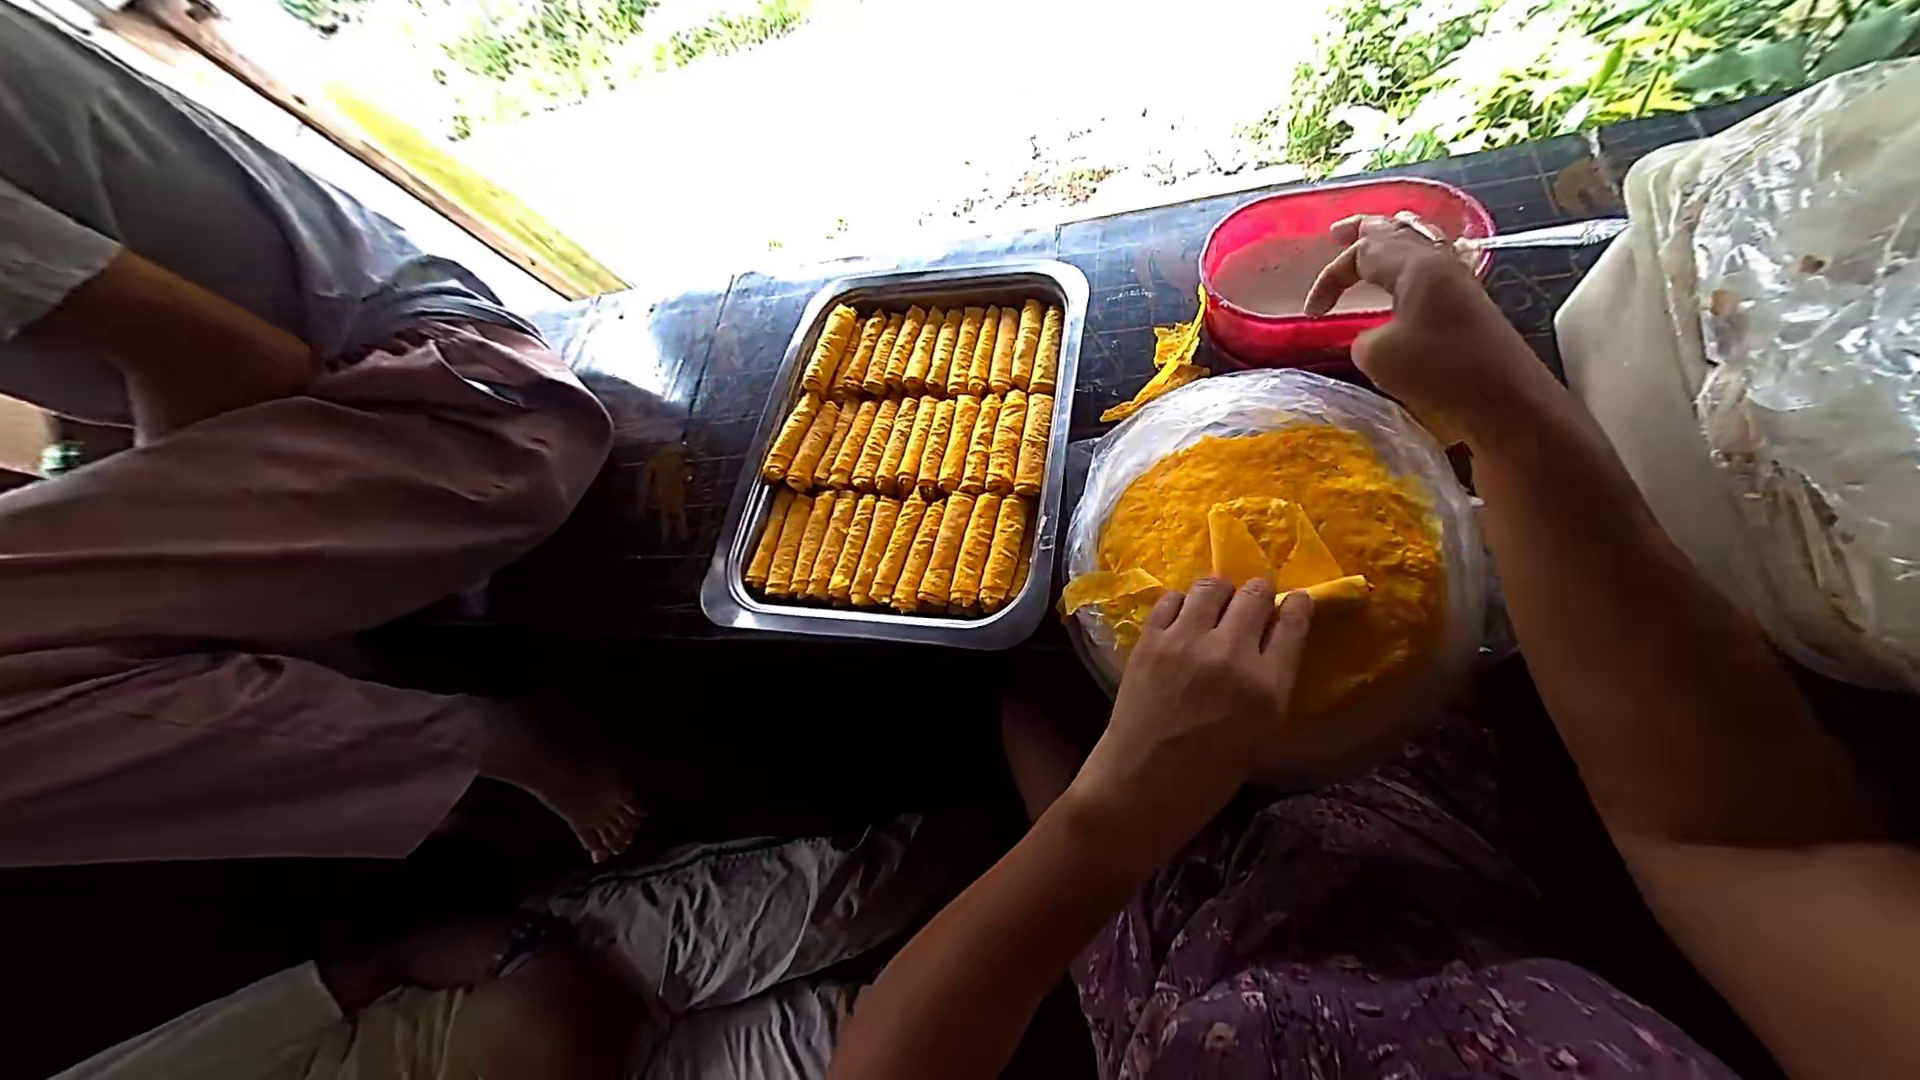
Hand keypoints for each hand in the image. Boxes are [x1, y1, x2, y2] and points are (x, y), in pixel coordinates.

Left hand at [1063, 579, 1313, 869]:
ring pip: (1211, 587)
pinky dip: (1181, 602)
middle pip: (1254, 595)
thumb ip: (1267, 681)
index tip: (1299, 598)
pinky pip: (1170, 599)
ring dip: (1220, 591)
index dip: (1299, 605)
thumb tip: (1266, 641)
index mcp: (1267, 686)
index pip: (1293, 624)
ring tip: (1217, 601)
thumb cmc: (1209, 772)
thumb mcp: (1260, 729)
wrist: (1144, 780)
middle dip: (1260, 590)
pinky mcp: (1150, 640)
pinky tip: (1182, 615)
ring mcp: (1186, 642)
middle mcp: (1230, 654)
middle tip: (1255, 596)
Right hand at [1305, 213, 1553, 443]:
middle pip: (1397, 232)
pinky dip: (1411, 258)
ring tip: (1373, 239)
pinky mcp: (1466, 302)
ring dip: (1391, 239)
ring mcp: (1457, 280)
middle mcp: (1439, 263)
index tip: (1313, 314)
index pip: (1362, 253)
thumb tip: (1370, 337)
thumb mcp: (1375, 355)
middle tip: (1337, 233)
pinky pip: (1432, 263)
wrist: (1500, 396)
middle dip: (1363, 231)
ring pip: (1419, 242)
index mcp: (1415, 267)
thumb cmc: (1437, 370)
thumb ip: (1360, 337)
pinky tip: (1410, 268)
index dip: (1329, 278)